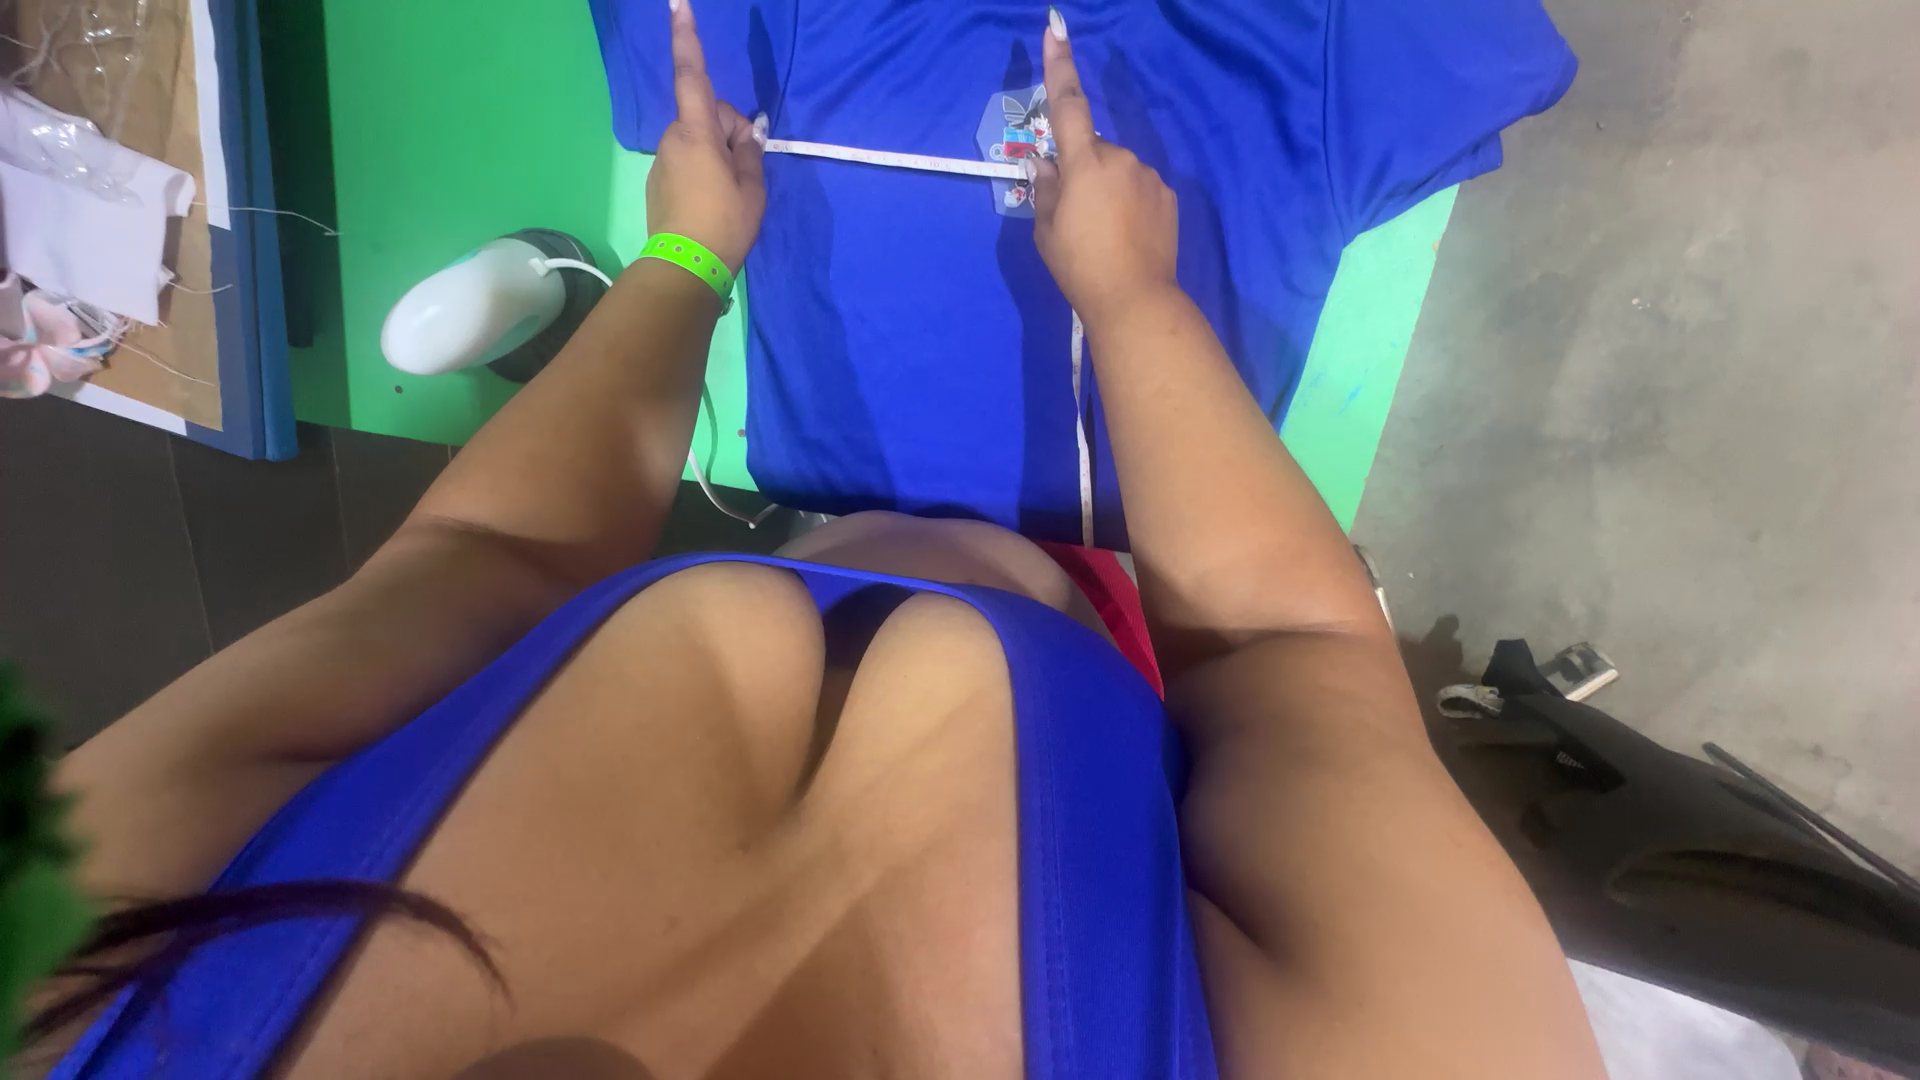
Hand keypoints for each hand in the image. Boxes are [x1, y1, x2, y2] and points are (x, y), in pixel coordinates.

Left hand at [646, 0, 764, 272]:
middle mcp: (674, 139)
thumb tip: (748, 136)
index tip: (677, 3)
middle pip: (707, 116)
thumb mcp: (752, 191)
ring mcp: (663, 161)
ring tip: (731, 193)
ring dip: (717, 155)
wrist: (687, 266)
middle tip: (748, 170)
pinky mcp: (658, 182)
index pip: (693, 77)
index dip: (688, 39)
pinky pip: (687, 163)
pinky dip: (703, 173)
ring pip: (698, 141)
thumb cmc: (725, 225)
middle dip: (729, 132)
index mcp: (698, 134)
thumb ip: (751, 154)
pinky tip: (713, 204)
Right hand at [1031, 14, 1179, 322]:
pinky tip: (1126, 236)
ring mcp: (1149, 176)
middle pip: (1094, 151)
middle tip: (1075, 217)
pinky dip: (1130, 204)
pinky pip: (1140, 189)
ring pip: (1119, 170)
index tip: (1055, 26)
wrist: (1134, 300)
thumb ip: (1044, 189)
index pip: (1067, 106)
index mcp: (1085, 164)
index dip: (1059, 66)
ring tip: (1104, 234)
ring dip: (1108, 189)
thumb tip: (1045, 162)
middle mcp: (1121, 159)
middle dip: (1083, 171)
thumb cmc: (1079, 267)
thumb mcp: (1046, 232)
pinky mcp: (1168, 196)